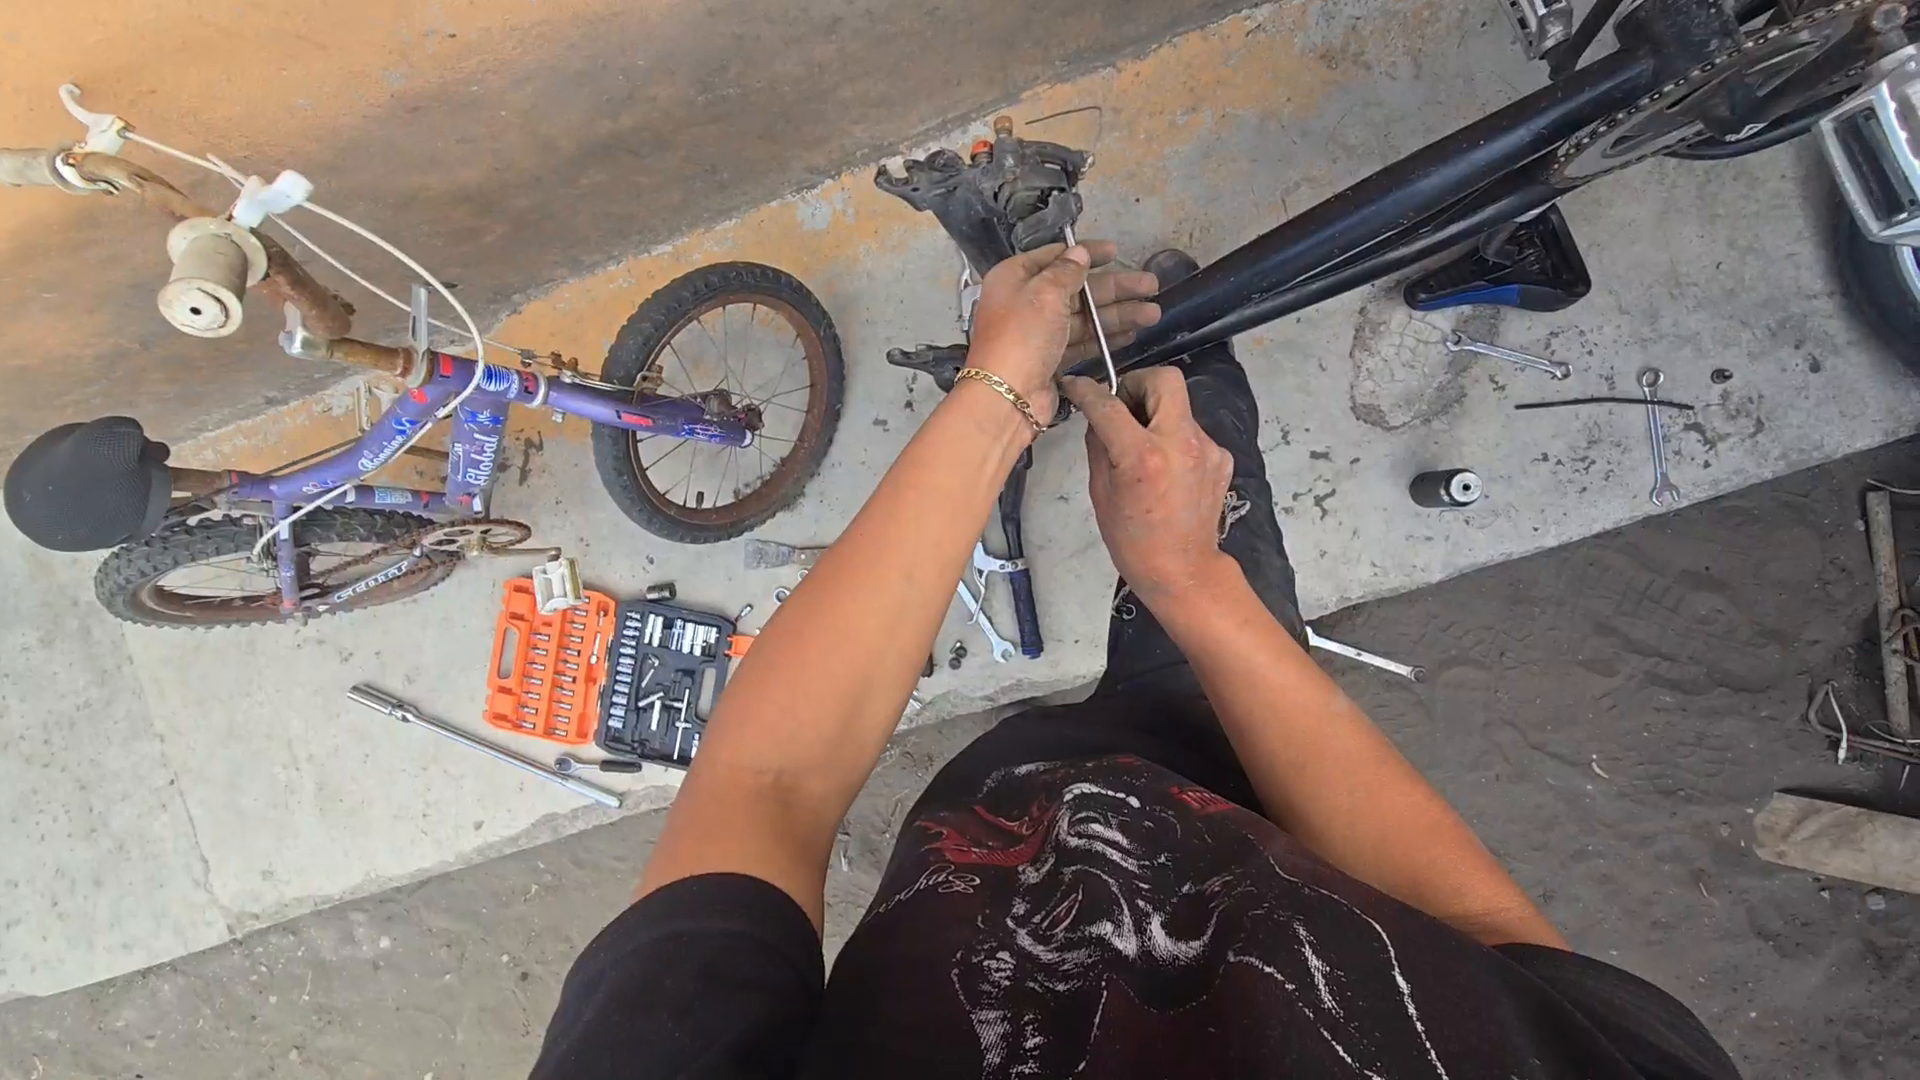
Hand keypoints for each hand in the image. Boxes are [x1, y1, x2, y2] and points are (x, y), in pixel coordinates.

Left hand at [966, 241, 1161, 421]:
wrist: (1007, 396)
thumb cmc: (1022, 336)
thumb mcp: (1045, 293)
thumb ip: (1067, 271)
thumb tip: (1079, 254)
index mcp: (1015, 278)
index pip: (1055, 257)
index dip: (1086, 254)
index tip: (1115, 252)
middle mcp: (1026, 303)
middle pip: (1076, 289)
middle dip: (1115, 288)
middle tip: (1151, 285)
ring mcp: (1039, 334)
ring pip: (1084, 317)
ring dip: (1118, 314)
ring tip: (1153, 313)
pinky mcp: (1051, 359)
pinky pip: (1082, 342)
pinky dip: (1105, 337)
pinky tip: (1131, 333)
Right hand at [1063, 368, 1236, 606]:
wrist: (1182, 570)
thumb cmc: (1132, 539)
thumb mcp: (1100, 492)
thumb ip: (1099, 445)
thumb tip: (1098, 417)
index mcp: (1143, 456)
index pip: (1109, 405)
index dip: (1086, 389)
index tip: (1075, 385)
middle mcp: (1180, 443)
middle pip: (1164, 379)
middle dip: (1137, 384)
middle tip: (1122, 408)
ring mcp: (1207, 448)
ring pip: (1179, 406)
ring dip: (1155, 414)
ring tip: (1142, 446)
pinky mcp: (1221, 457)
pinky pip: (1190, 431)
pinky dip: (1172, 438)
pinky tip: (1165, 468)